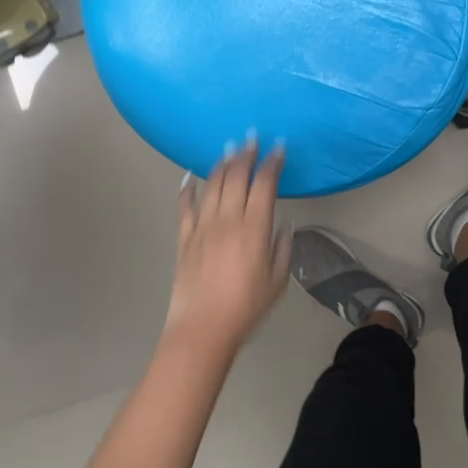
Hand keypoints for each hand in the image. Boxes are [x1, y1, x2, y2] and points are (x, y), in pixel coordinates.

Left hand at [165, 139, 291, 351]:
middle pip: (236, 177)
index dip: (272, 164)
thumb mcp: (277, 281)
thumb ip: (281, 249)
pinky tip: (190, 176)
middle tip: (252, 138)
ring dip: (222, 165)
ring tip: (229, 149)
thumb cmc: (246, 308)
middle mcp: (228, 219)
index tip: (278, 149)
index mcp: (255, 228)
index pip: (264, 184)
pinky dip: (187, 188)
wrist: (202, 329)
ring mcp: (202, 226)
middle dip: (246, 155)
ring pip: (212, 185)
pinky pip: (185, 206)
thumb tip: (283, 226)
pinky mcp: (184, 238)